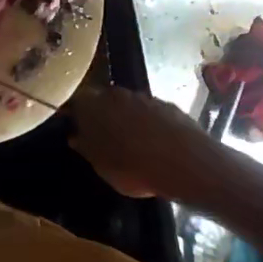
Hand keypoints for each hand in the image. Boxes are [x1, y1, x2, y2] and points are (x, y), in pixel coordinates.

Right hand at [68, 86, 220, 199]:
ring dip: (127, 118)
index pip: (78, 102)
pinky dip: (149, 123)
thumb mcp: (102, 166)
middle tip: (103, 137)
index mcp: (95, 105)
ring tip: (130, 142)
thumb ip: (87, 149)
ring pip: (129, 104)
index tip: (77, 130)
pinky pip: (151, 112)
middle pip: (105, 99)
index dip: (77, 115)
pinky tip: (154, 142)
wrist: (185, 162)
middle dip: (103, 115)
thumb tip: (76, 137)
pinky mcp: (170, 105)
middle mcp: (120, 94)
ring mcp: (147, 97)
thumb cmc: (134, 167)